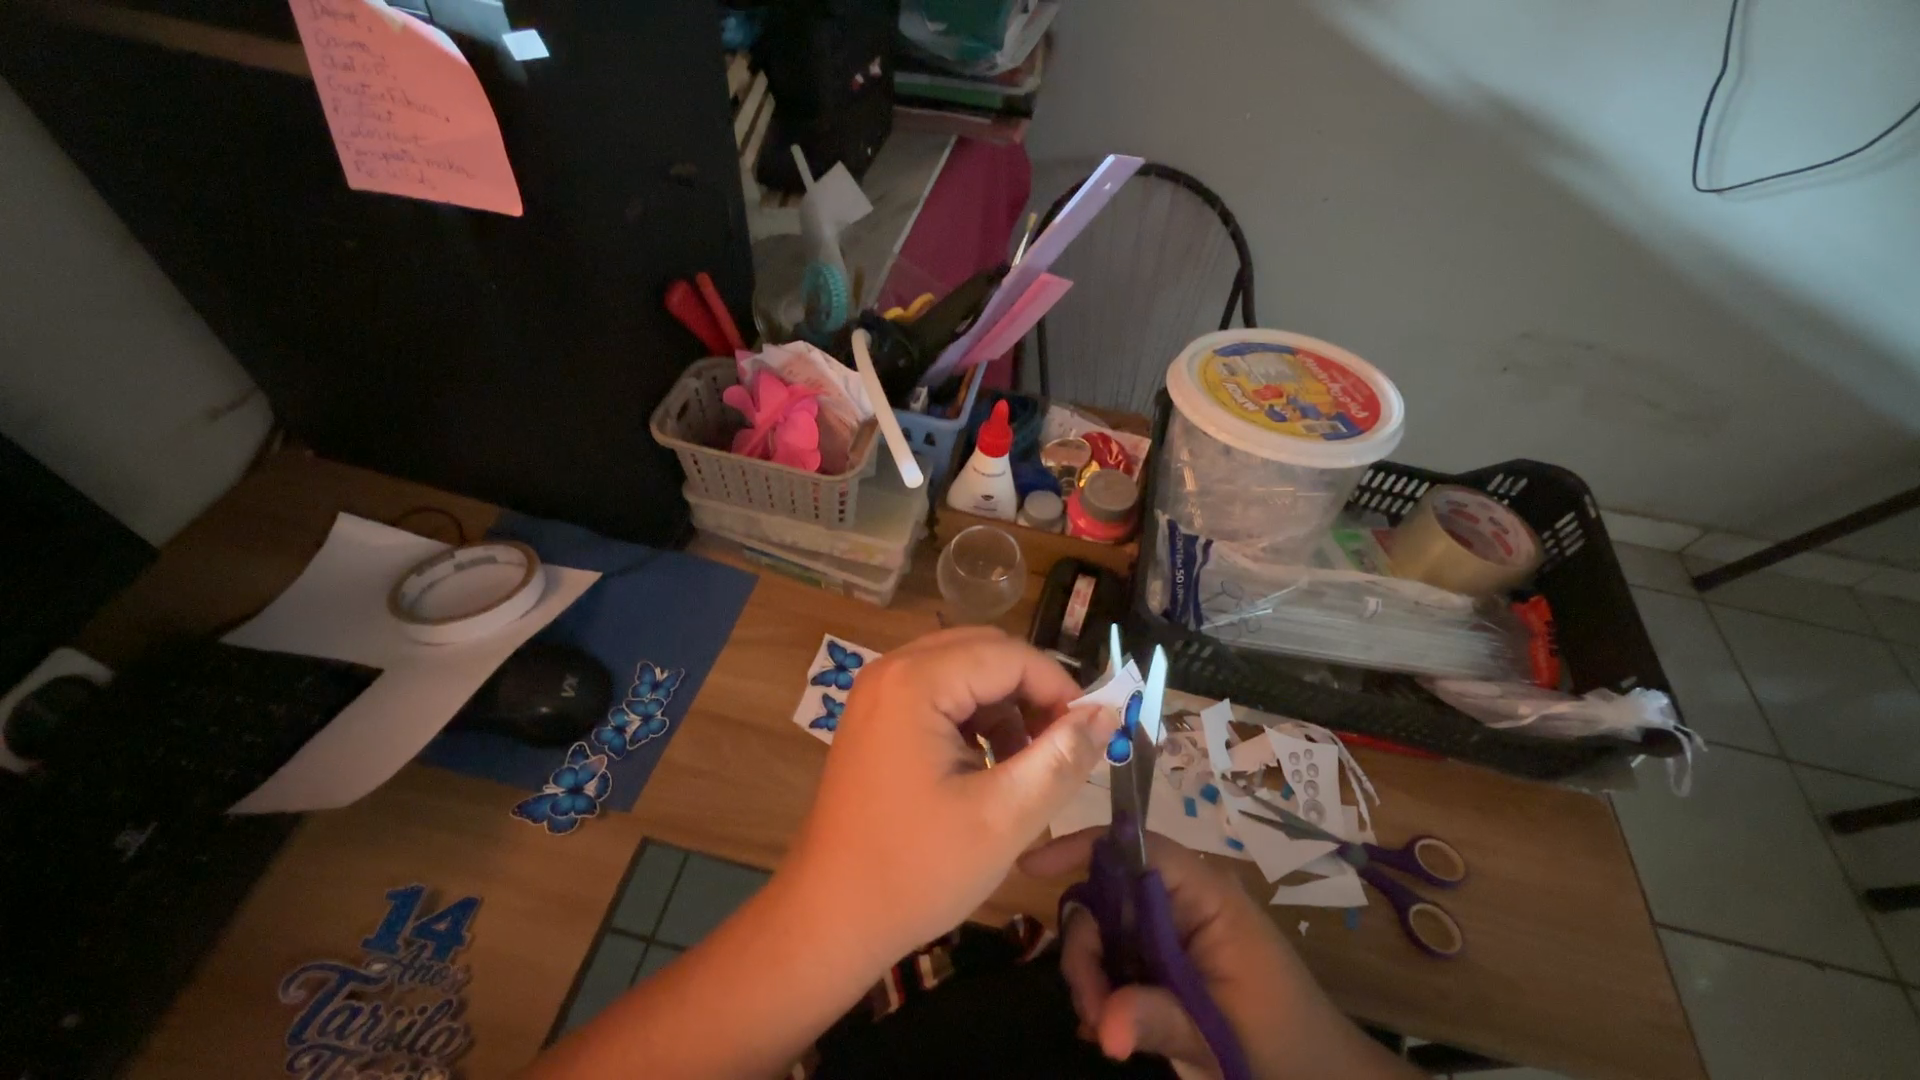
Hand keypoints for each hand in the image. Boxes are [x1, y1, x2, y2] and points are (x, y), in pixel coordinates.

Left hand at [786, 627, 1111, 962]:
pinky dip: (976, 719)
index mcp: (915, 682)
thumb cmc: (917, 870)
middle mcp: (891, 671)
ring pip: (965, 672)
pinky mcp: (876, 718)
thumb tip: (1107, 715)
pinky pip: (940, 695)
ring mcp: (879, 693)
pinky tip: (991, 767)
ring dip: (1006, 706)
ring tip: (1028, 763)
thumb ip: (1061, 758)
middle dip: (1032, 692)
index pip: (1009, 656)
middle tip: (1064, 745)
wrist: (830, 917)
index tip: (1093, 735)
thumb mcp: (1004, 816)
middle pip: (985, 652)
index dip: (1060, 688)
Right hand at [1020, 830, 1419, 1079]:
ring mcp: (1174, 930)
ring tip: (1106, 1031)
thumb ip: (1161, 1020)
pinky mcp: (1167, 959)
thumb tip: (1104, 1025)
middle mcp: (1185, 902)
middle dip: (1087, 947)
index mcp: (1207, 897)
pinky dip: (1104, 988)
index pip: (1137, 847)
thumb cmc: (1286, 1046)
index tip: (1031, 869)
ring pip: (1106, 928)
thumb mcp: (1221, 1035)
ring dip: (1093, 975)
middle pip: (1109, 893)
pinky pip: (1118, 955)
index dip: (1083, 847)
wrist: (1322, 1079)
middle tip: (1092, 1010)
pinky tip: (1109, 1027)